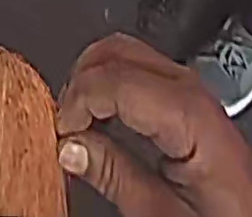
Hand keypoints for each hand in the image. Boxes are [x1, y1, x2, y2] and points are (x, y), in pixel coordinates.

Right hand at [56, 34, 251, 216]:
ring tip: (76, 123)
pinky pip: (139, 67)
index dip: (79, 99)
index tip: (60, 129)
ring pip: (126, 50)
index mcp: (189, 113)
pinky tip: (98, 115)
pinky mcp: (186, 94)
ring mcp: (190, 86)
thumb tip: (70, 143)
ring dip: (93, 79)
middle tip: (64, 123)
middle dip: (81, 81)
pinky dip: (109, 81)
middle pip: (118, 50)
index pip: (117, 78)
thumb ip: (114, 174)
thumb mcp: (161, 216)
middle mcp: (191, 88)